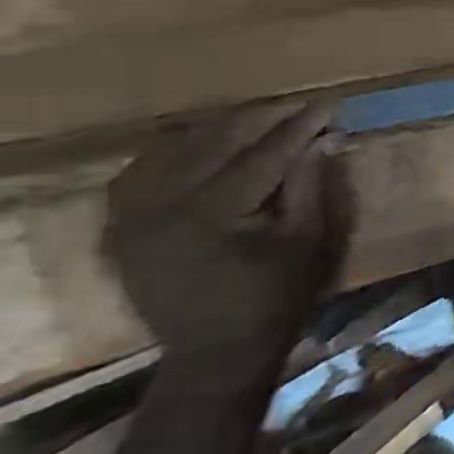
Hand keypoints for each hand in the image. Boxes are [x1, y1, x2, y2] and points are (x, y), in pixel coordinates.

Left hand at [104, 101, 353, 360]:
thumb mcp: (309, 238)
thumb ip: (312, 183)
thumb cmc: (278, 295)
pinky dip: (179, 152)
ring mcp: (131, 218)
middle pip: (215, 144)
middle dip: (264, 120)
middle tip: (303, 106)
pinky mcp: (122, 228)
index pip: (263, 153)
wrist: (217, 351)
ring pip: (176, 152)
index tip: (331, 103)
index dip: (300, 125)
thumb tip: (326, 137)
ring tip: (263, 120)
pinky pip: (144, 174)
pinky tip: (206, 145)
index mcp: (210, 214)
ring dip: (223, 131)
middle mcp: (159, 208)